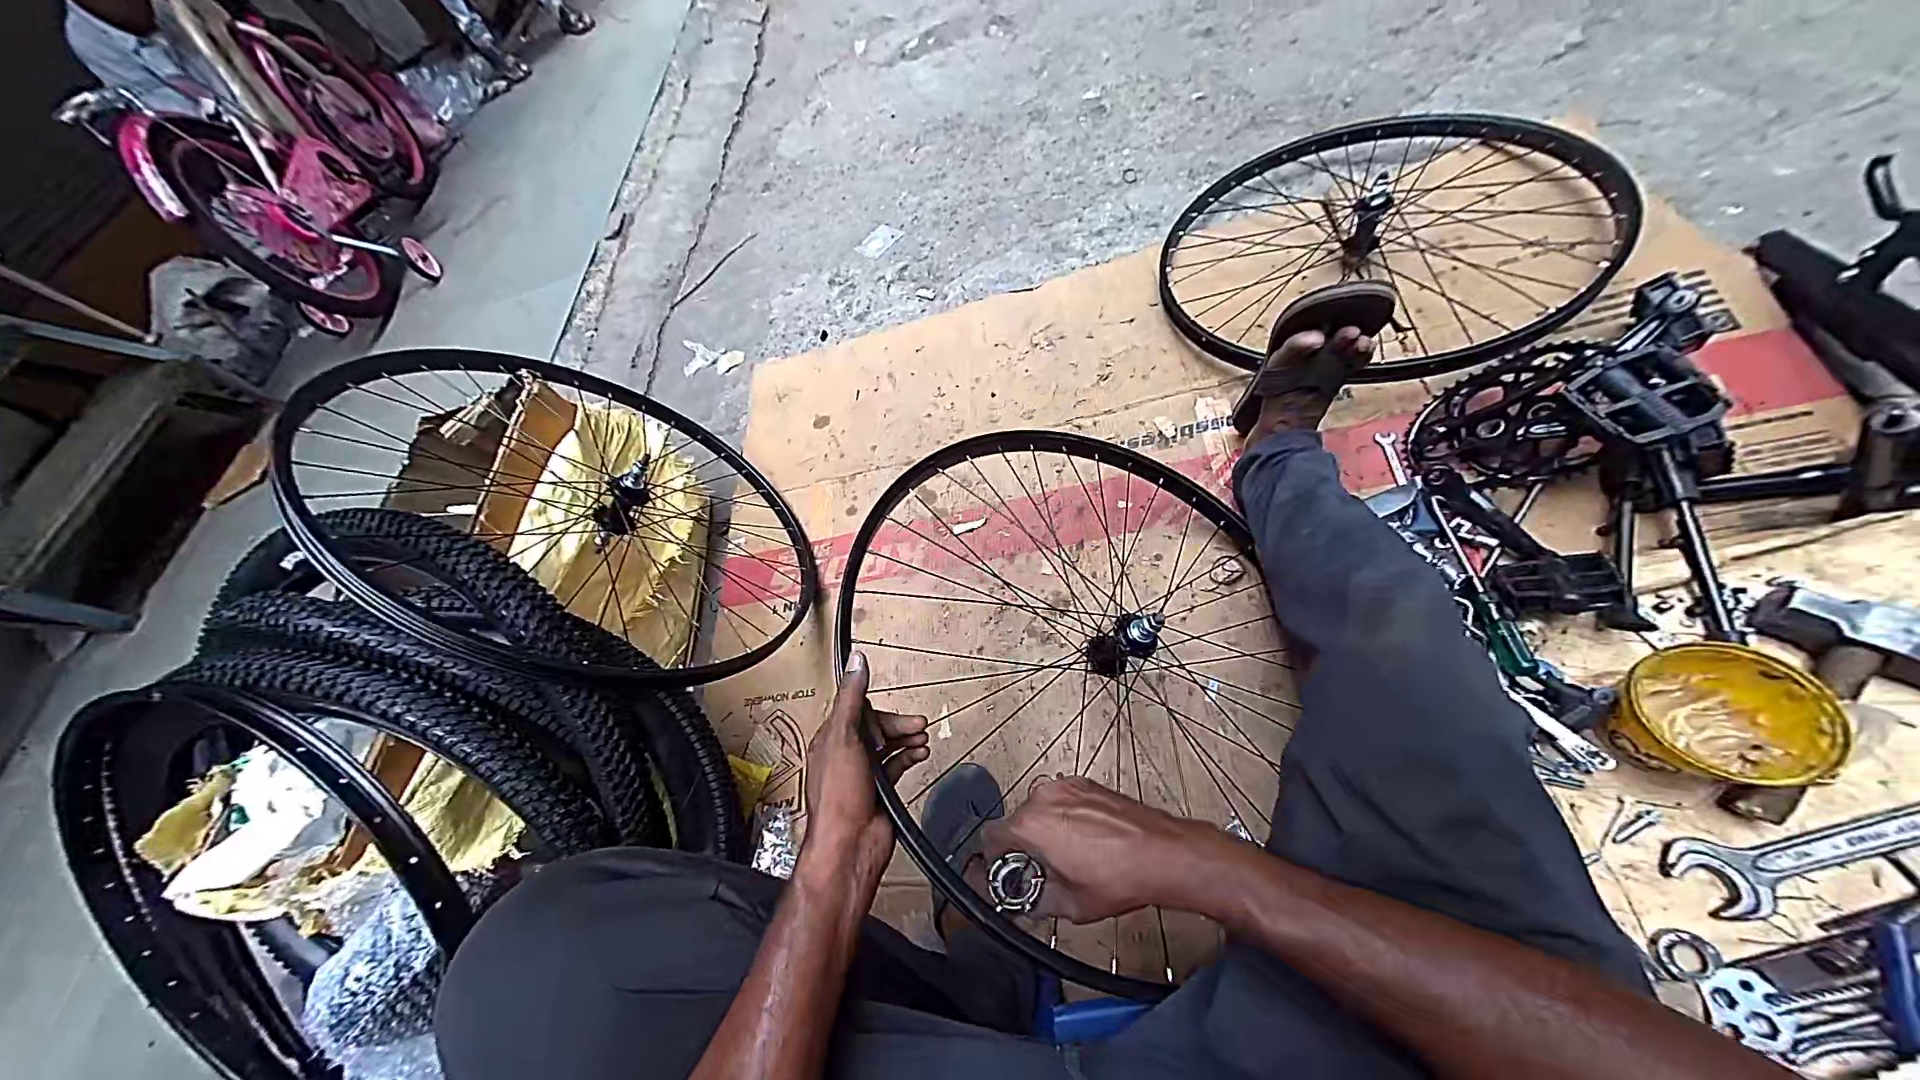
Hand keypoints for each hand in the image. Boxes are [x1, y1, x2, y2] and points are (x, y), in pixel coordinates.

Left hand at [801, 651, 927, 886]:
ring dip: (907, 739)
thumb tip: (855, 662)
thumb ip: (851, 698)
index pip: (857, 711)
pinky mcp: (880, 790)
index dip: (878, 710)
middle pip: (876, 727)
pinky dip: (909, 757)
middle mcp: (845, 755)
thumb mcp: (844, 738)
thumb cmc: (839, 799)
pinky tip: (919, 755)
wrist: (851, 845)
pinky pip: (897, 765)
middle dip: (898, 725)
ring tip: (921, 740)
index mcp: (831, 740)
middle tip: (917, 725)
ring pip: (888, 746)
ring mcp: (863, 774)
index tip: (895, 708)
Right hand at [980, 776, 1227, 923]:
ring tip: (1068, 855)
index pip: (991, 835)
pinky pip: (1063, 799)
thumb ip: (1036, 900)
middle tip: (1040, 868)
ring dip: (1045, 828)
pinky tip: (1086, 840)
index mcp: (1032, 824)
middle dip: (1023, 844)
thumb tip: (1025, 900)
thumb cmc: (1121, 875)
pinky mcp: (1086, 784)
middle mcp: (1045, 797)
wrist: (1161, 853)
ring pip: (1040, 808)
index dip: (993, 856)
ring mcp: (1067, 785)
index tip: (1003, 868)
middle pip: (1016, 820)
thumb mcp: (1070, 904)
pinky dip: (1066, 816)